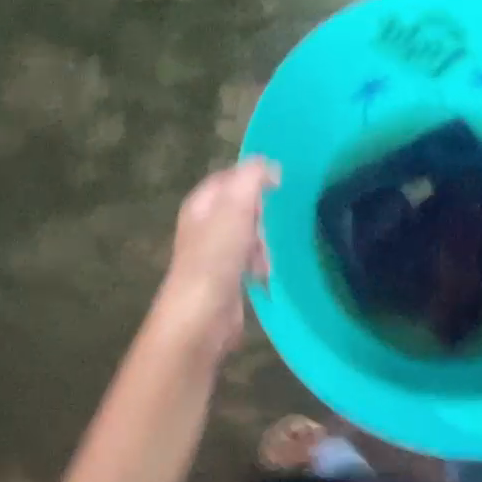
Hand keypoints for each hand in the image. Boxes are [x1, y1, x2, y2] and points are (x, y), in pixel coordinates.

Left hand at [148, 159, 277, 362]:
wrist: (202, 316)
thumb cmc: (216, 256)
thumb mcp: (236, 206)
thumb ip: (252, 178)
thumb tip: (269, 164)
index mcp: (201, 203)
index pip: (231, 177)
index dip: (254, 178)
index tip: (280, 188)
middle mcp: (205, 225)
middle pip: (244, 207)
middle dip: (263, 216)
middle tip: (271, 228)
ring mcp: (214, 253)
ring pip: (251, 235)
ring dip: (265, 244)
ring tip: (269, 258)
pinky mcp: (226, 278)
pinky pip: (251, 261)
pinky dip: (262, 265)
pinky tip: (267, 276)